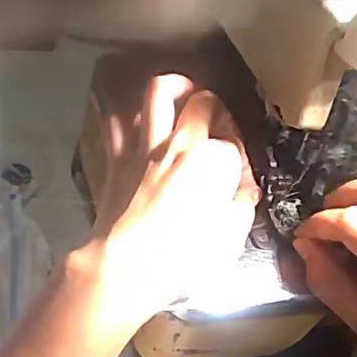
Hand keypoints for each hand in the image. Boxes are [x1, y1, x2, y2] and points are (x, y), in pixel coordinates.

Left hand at [85, 73, 258, 324]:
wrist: (120, 269)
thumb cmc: (179, 262)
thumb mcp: (228, 242)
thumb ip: (240, 207)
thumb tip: (242, 191)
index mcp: (211, 163)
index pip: (233, 146)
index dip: (239, 161)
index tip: (237, 181)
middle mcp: (177, 145)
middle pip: (202, 102)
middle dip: (216, 108)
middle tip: (217, 125)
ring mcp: (142, 148)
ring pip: (158, 92)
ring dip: (175, 87)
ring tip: (183, 95)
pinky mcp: (115, 159)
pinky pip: (117, 121)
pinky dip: (128, 112)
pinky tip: (135, 116)